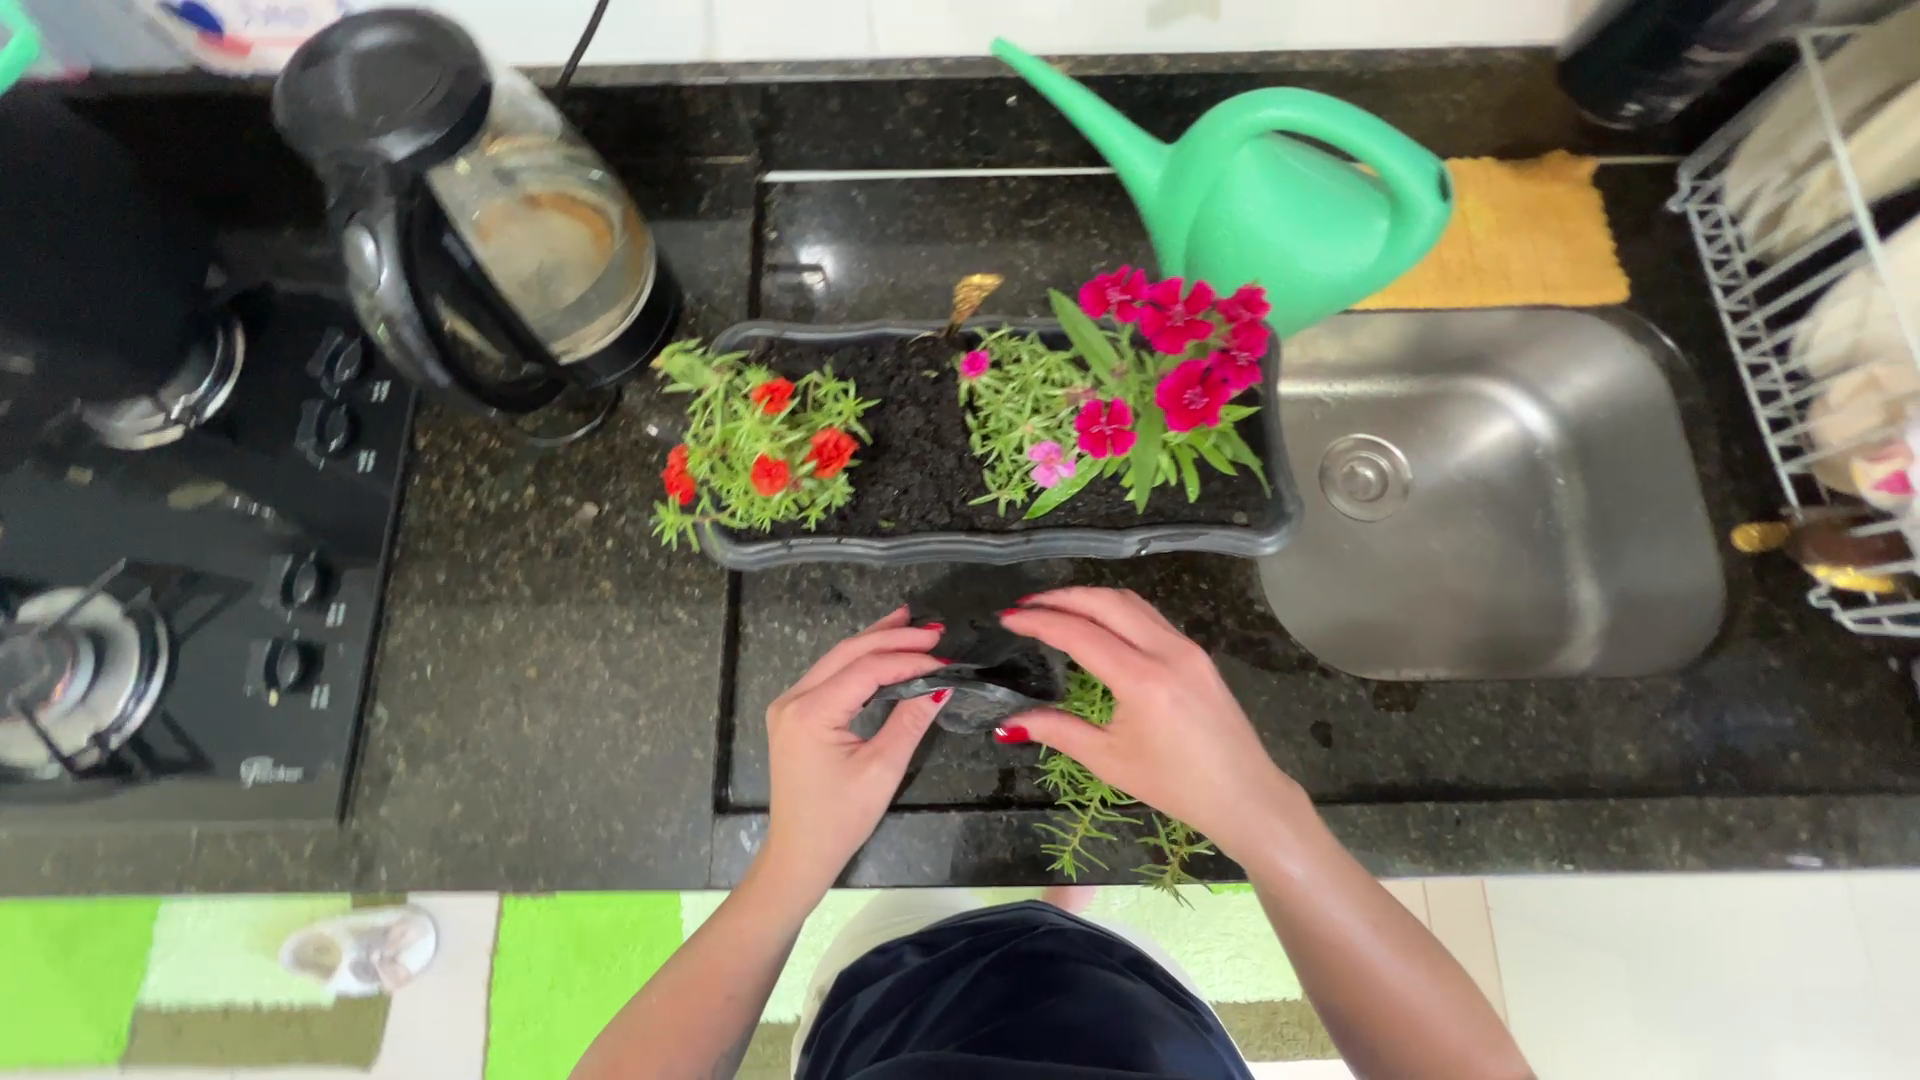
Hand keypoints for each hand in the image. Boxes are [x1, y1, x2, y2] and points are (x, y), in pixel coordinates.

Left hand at [761, 607, 945, 893]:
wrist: (799, 853)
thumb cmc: (840, 819)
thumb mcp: (882, 769)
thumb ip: (911, 720)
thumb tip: (943, 686)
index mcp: (811, 712)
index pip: (866, 669)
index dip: (908, 660)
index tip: (945, 659)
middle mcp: (793, 698)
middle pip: (848, 653)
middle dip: (892, 637)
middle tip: (934, 630)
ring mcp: (790, 703)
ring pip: (838, 658)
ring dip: (875, 640)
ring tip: (910, 623)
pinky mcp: (795, 712)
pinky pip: (830, 674)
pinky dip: (860, 659)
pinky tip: (882, 649)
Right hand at [1001, 588, 1309, 859]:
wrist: (1244, 796)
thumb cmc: (1174, 786)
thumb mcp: (1109, 760)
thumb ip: (1056, 732)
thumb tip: (1006, 725)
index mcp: (1143, 679)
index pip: (1080, 633)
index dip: (1039, 621)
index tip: (1008, 618)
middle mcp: (1167, 651)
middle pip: (1106, 602)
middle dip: (1061, 597)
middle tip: (1026, 605)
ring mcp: (1187, 647)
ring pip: (1131, 602)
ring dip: (1089, 597)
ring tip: (1054, 607)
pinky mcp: (1197, 653)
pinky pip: (1149, 615)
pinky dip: (1115, 609)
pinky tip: (1096, 622)